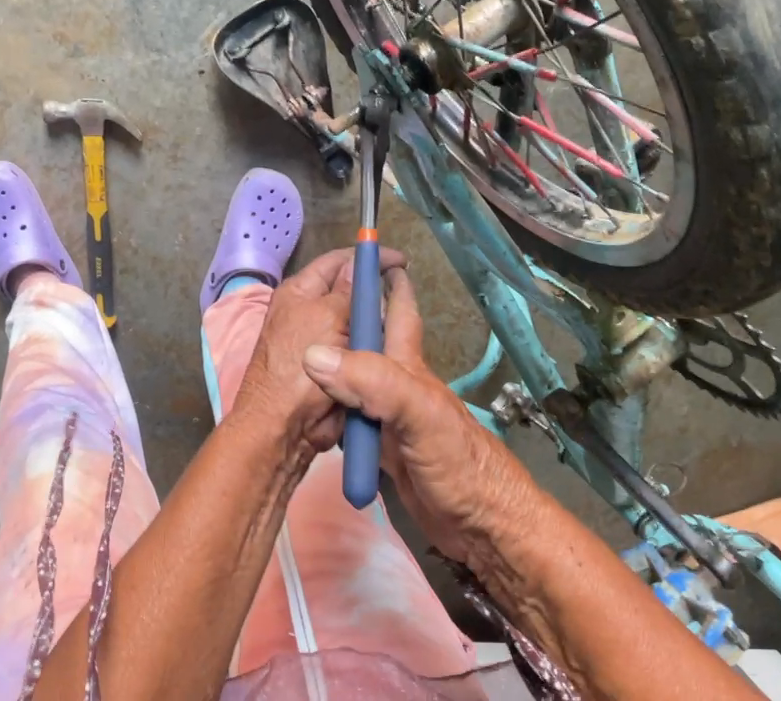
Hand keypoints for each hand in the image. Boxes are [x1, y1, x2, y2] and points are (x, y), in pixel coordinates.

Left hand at [228, 245, 407, 456]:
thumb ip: (347, 292)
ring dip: (377, 323)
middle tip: (402, 300)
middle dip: (375, 293)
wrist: (284, 426)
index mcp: (300, 291)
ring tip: (397, 325)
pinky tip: (392, 349)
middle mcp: (309, 310)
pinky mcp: (335, 365)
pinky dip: (376, 347)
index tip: (400, 261)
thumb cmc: (297, 368)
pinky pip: (361, 348)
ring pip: (360, 321)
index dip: (367, 258)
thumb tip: (358, 263)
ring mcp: (322, 339)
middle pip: (351, 292)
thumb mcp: (326, 319)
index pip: (337, 262)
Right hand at [299, 267, 543, 569]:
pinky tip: (312, 411)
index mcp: (409, 365)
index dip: (383, 279)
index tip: (361, 252)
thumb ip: (371, 382)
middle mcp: (397, 384)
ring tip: (298, 351)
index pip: (395, 310)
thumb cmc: (460, 464)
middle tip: (310, 303)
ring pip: (353, 379)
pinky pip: (349, 417)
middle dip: (344, 317)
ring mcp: (389, 417)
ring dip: (331, 364)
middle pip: (366, 342)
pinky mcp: (381, 448)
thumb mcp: (418, 414)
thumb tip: (313, 355)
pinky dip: (329, 409)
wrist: (482, 528)